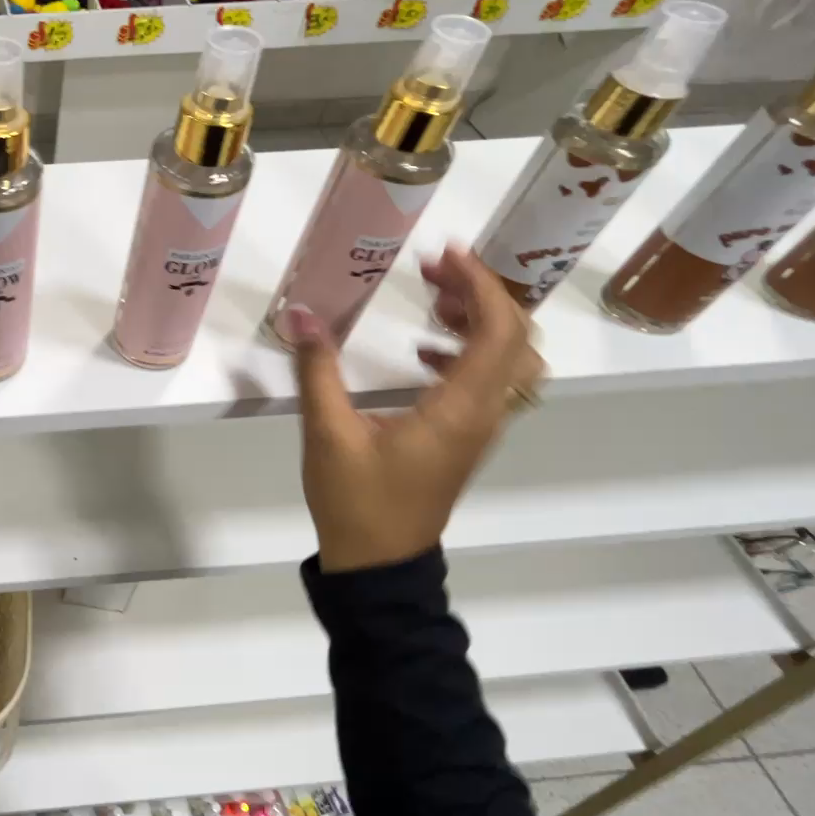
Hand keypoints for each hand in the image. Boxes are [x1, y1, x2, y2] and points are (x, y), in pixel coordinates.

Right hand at [288, 246, 542, 572]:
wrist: (379, 561)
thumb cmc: (357, 500)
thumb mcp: (328, 433)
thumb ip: (317, 370)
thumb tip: (298, 315)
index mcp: (460, 409)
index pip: (499, 330)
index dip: (481, 284)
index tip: (446, 254)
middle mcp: (483, 414)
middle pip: (516, 339)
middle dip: (483, 294)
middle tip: (433, 272)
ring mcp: (479, 428)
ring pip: (509, 360)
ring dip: (480, 322)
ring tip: (431, 302)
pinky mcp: (465, 438)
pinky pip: (489, 382)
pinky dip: (469, 352)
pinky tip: (423, 352)